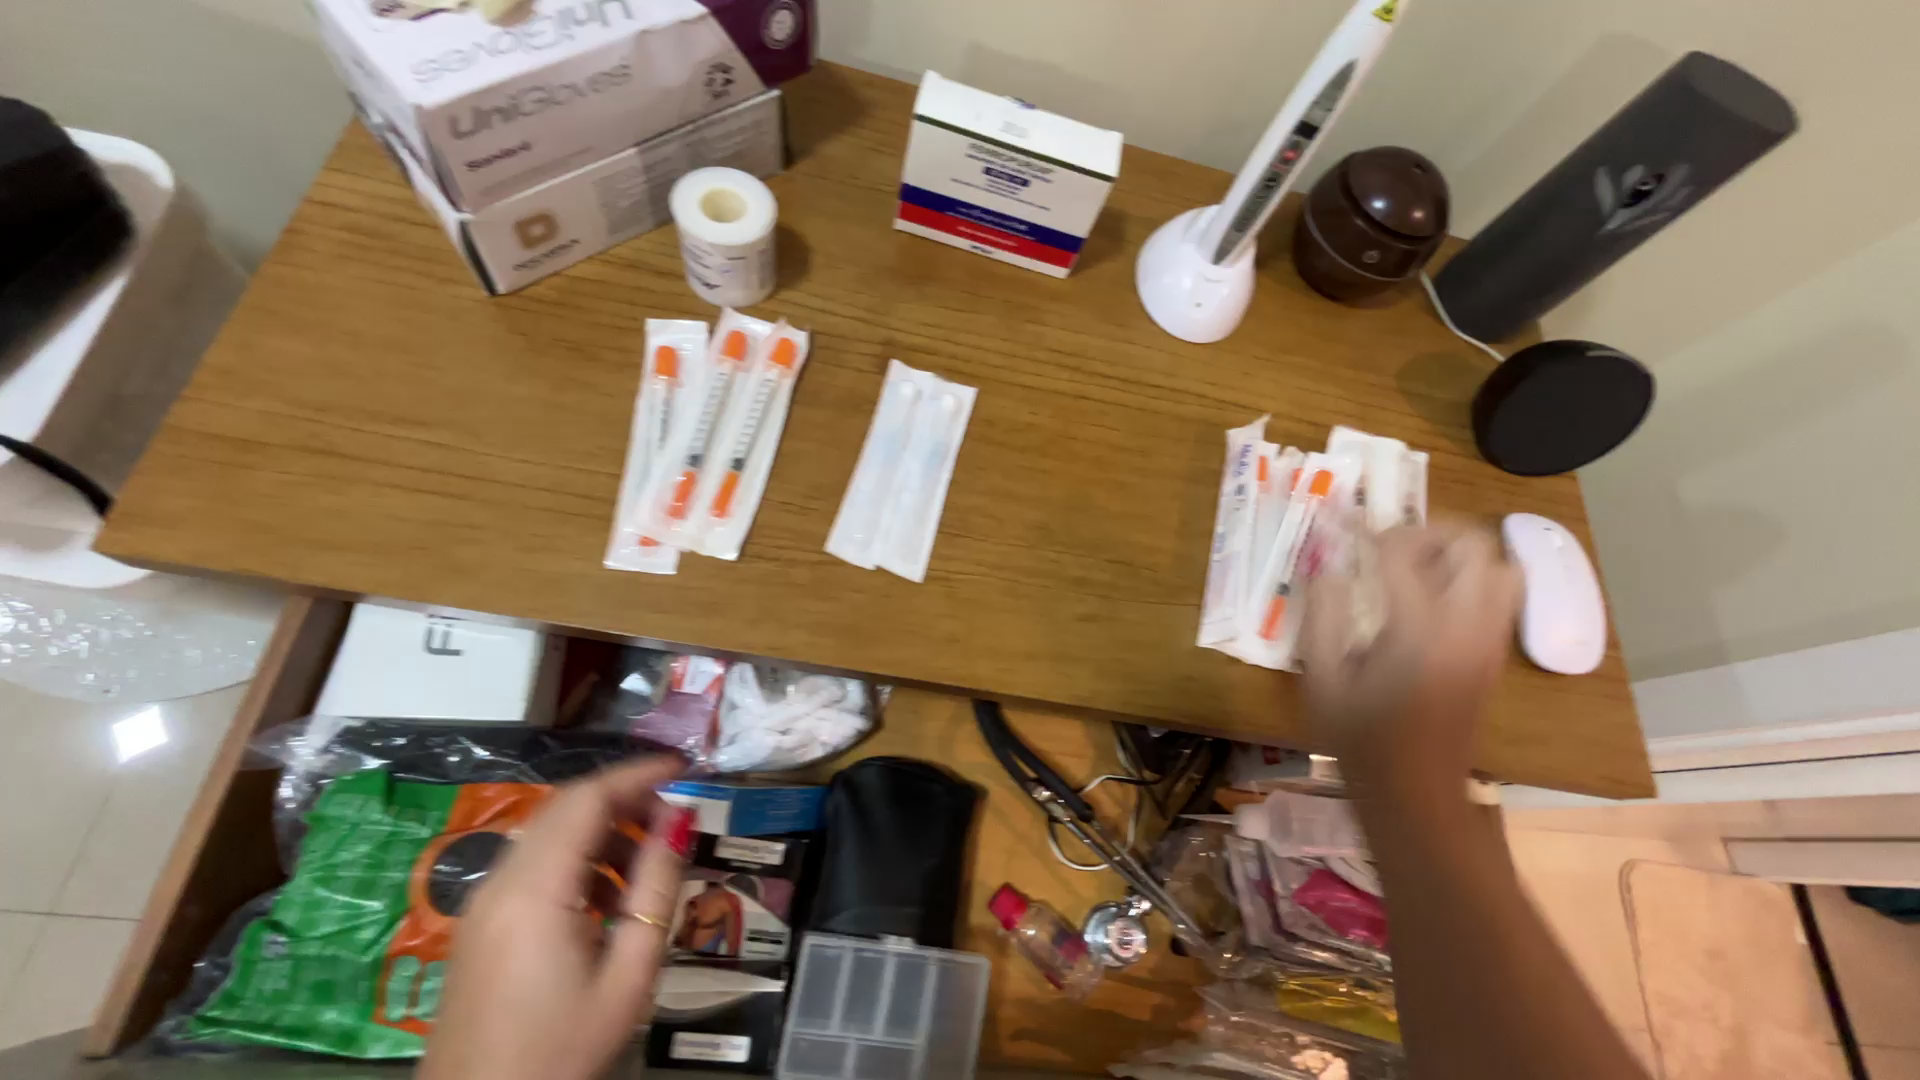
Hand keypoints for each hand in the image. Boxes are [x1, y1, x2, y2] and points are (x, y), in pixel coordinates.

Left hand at [419, 757, 694, 1079]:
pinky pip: (532, 867)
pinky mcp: (479, 928)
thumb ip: (657, 886)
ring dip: (602, 831)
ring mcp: (482, 905)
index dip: (639, 774)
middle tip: (676, 814)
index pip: (588, 798)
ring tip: (651, 862)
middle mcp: (500, 882)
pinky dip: (576, 861)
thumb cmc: (564, 1051)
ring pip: (547, 836)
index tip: (686, 769)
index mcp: (535, 889)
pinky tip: (609, 899)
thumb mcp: (630, 971)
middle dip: (624, 799)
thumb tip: (679, 819)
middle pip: (564, 809)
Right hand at [1299, 520, 1520, 804]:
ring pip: (1502, 567)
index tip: (1344, 532)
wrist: (1416, 794)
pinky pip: (1501, 597)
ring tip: (1417, 569)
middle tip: (1391, 547)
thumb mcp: (1321, 678)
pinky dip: (1472, 580)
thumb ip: (1322, 614)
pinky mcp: (1495, 656)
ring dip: (1460, 556)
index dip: (1371, 532)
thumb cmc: (1359, 739)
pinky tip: (1430, 600)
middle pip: (1474, 547)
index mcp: (1418, 632)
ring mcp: (1490, 642)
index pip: (1404, 553)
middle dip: (1430, 533)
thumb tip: (1326, 566)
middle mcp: (1466, 628)